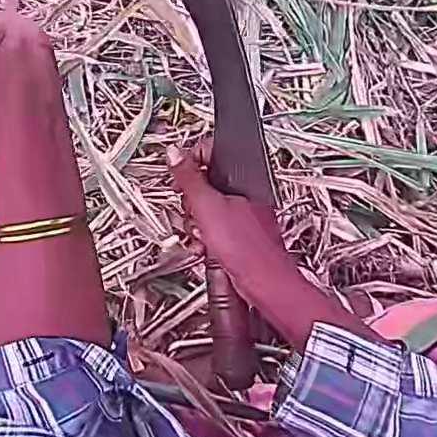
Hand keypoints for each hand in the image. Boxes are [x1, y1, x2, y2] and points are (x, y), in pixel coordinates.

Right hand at [166, 142, 300, 293]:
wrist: (262, 283)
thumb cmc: (246, 247)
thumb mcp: (207, 206)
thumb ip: (189, 178)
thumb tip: (174, 153)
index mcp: (243, 178)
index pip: (211, 154)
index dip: (190, 165)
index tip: (180, 181)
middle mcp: (245, 193)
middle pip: (204, 184)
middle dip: (191, 201)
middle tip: (193, 212)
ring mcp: (242, 214)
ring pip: (205, 208)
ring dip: (196, 223)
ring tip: (201, 233)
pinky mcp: (238, 234)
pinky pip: (212, 227)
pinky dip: (204, 237)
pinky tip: (205, 245)